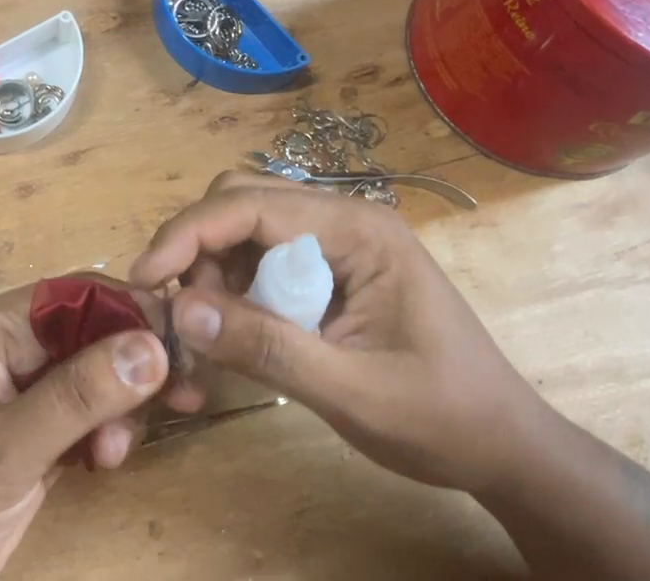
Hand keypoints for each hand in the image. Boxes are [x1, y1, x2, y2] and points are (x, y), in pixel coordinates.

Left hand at [0, 280, 168, 580]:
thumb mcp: (7, 447)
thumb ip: (78, 396)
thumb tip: (154, 346)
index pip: (76, 295)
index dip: (128, 309)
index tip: (180, 341)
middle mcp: (15, 351)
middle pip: (94, 333)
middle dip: (136, 360)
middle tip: (186, 392)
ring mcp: (28, 396)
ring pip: (99, 376)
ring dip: (124, 404)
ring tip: (120, 449)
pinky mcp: (39, 437)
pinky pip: (91, 416)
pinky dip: (109, 432)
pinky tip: (108, 461)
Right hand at [130, 171, 550, 493]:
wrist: (503, 447)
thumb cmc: (441, 418)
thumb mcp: (352, 391)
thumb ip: (266, 348)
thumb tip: (180, 311)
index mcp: (358, 229)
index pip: (251, 205)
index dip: (189, 234)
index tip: (146, 280)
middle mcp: (342, 219)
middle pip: (239, 203)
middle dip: (197, 250)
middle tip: (182, 313)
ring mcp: (334, 243)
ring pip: (241, 230)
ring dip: (209, 274)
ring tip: (207, 335)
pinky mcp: (326, 270)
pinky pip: (257, 261)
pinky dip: (230, 292)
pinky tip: (231, 335)